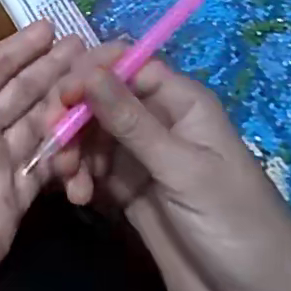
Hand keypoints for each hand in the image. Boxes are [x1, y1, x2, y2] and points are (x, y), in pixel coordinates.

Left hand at [0, 13, 83, 290]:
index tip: (51, 28)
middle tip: (88, 47)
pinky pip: (45, 173)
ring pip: (40, 127)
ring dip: (66, 105)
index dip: (21, 48)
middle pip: (22, 93)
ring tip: (98, 84)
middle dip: (53, 69)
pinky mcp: (12, 206)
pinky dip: (67, 156)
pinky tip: (88, 138)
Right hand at [49, 45, 290, 290]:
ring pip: (91, 131)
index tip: (62, 93)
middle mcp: (156, 119)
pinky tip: (78, 196)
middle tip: (54, 139)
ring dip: (72, 148)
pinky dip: (78, 175)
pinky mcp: (129, 189)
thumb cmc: (236, 225)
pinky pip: (92, 167)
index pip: (126, 64)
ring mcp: (141, 155)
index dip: (92, 71)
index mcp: (179, 101)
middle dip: (74, 114)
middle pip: (101, 96)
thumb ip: (131, 121)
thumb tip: (87, 69)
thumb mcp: (183, 170)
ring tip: (69, 179)